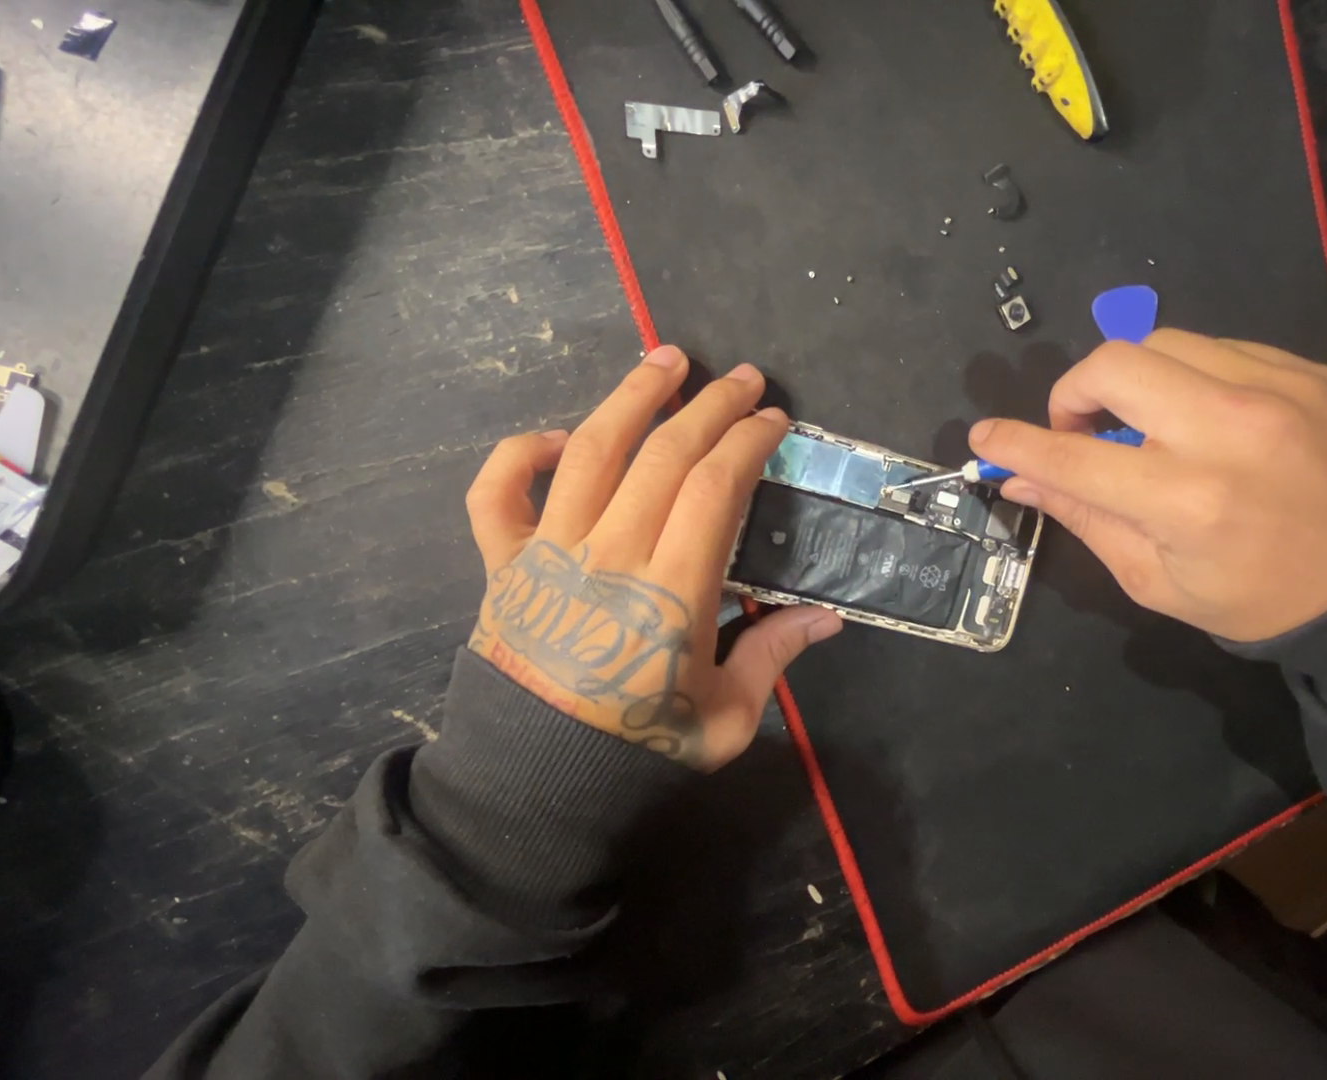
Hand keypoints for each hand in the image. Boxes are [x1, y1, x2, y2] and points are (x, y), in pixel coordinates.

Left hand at [464, 347, 841, 769]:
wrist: (536, 783)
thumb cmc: (640, 751)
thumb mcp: (726, 718)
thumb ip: (774, 656)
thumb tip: (828, 617)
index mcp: (672, 592)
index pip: (715, 487)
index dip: (749, 441)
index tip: (774, 420)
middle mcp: (610, 554)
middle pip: (663, 454)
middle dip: (710, 406)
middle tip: (744, 378)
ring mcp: (549, 552)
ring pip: (591, 450)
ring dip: (633, 396)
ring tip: (667, 357)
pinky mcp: (502, 563)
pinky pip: (498, 492)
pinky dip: (524, 452)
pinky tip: (563, 438)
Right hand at [969, 329, 1326, 641]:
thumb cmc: (1261, 598)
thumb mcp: (1158, 582)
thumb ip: (1085, 519)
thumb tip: (1019, 478)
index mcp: (1186, 502)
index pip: (1072, 457)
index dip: (1016, 443)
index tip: (984, 437)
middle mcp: (1228, 430)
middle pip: (1114, 365)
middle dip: (1072, 392)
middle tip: (1080, 430)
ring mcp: (1276, 389)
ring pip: (1162, 341)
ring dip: (1128, 378)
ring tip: (1141, 421)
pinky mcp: (1308, 370)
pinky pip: (1217, 348)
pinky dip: (1184, 377)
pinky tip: (1198, 416)